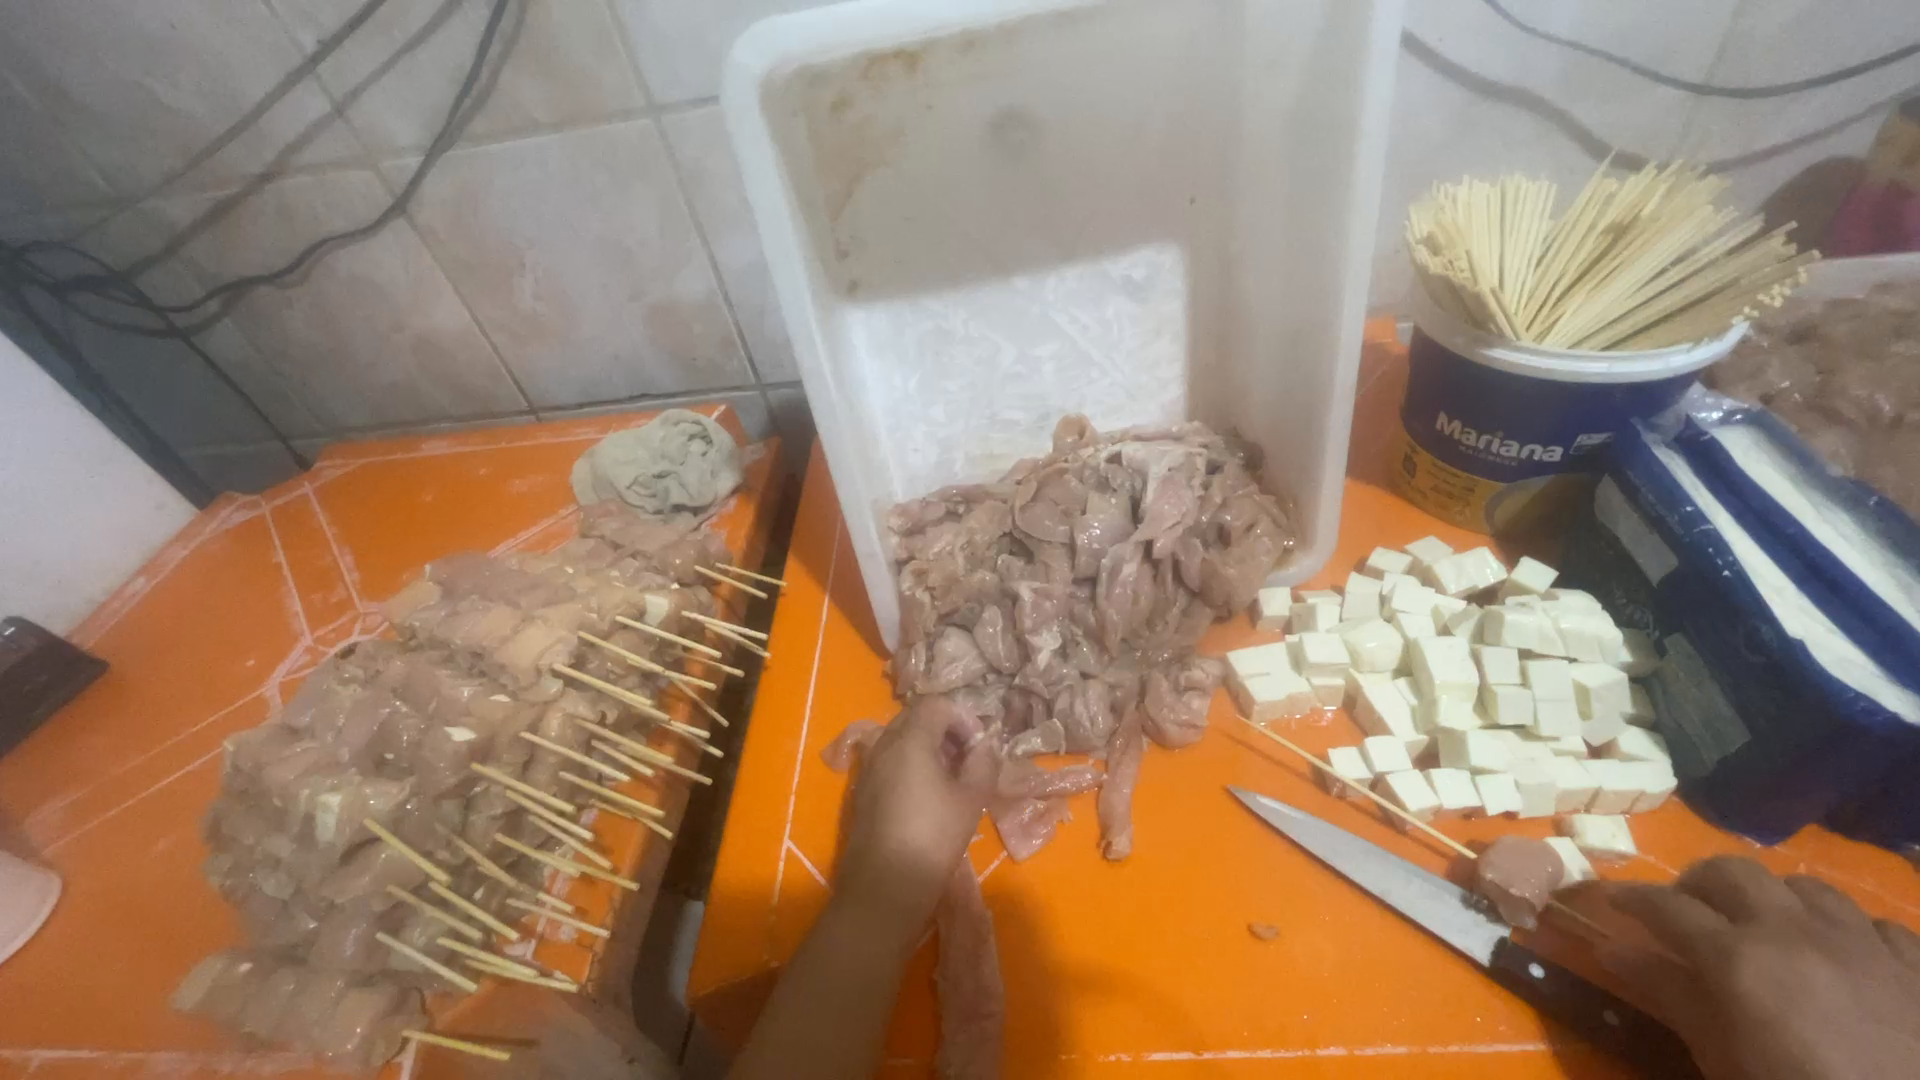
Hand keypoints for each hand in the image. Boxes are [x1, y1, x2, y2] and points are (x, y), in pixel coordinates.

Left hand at [836, 696, 997, 930]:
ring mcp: (868, 768)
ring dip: (927, 748)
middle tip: (967, 760)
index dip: (963, 718)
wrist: (882, 888)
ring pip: (900, 739)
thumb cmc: (932, 839)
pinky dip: (910, 765)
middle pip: (915, 718)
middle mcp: (882, 745)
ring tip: (950, 780)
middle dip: (945, 730)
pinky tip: (926, 797)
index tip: (978, 746)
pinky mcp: (861, 791)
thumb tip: (985, 746)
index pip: (936, 705)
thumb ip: (983, 763)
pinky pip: (888, 761)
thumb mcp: (971, 800)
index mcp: (909, 740)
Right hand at [1600, 856, 1919, 1079]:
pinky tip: (1845, 955)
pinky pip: (1879, 926)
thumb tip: (1612, 950)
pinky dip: (1851, 931)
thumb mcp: (1720, 1055)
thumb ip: (1668, 994)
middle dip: (1700, 882)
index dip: (1631, 897)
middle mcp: (1793, 932)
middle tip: (1691, 908)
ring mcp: (1863, 945)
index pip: (1663, 904)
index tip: (1612, 899)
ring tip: (1770, 925)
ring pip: (1806, 887)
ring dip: (1776, 899)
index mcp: (1735, 954)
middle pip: (1732, 871)